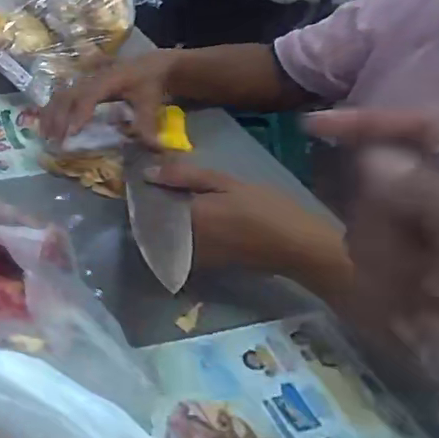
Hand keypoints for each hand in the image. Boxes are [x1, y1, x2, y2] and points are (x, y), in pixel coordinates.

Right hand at [42, 50, 174, 145]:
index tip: (71, 134)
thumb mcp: (150, 102)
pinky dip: (53, 109)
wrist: (154, 64)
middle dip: (58, 118)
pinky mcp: (84, 84)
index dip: (78, 114)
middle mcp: (91, 78)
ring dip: (51, 114)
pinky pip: (63, 95)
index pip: (88, 97)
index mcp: (108, 79)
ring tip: (45, 134)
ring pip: (61, 95)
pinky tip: (45, 122)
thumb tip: (152, 148)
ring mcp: (85, 79)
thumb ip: (147, 124)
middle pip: (68, 96)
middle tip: (53, 141)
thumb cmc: (150, 82)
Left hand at [145, 160, 339, 274]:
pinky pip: (181, 247)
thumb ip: (185, 177)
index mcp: (187, 218)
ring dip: (162, 222)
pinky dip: (177, 234)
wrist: (298, 247)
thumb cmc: (264, 208)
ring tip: (168, 200)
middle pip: (153, 225)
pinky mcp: (208, 264)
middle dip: (149, 208)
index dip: (141, 194)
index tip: (140, 180)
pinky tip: (189, 219)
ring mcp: (196, 257)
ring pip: (165, 238)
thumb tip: (147, 172)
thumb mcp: (226, 183)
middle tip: (154, 187)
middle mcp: (185, 242)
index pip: (148, 207)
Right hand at [340, 136, 438, 437]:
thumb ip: (431, 194)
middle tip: (413, 267)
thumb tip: (369, 158)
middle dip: (388, 227)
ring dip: (390, 270)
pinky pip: (381, 273)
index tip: (315, 128)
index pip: (429, 132)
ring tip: (428, 309)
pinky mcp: (433, 294)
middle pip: (390, 186)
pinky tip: (429, 331)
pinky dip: (394, 300)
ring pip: (377, 230)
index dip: (373, 123)